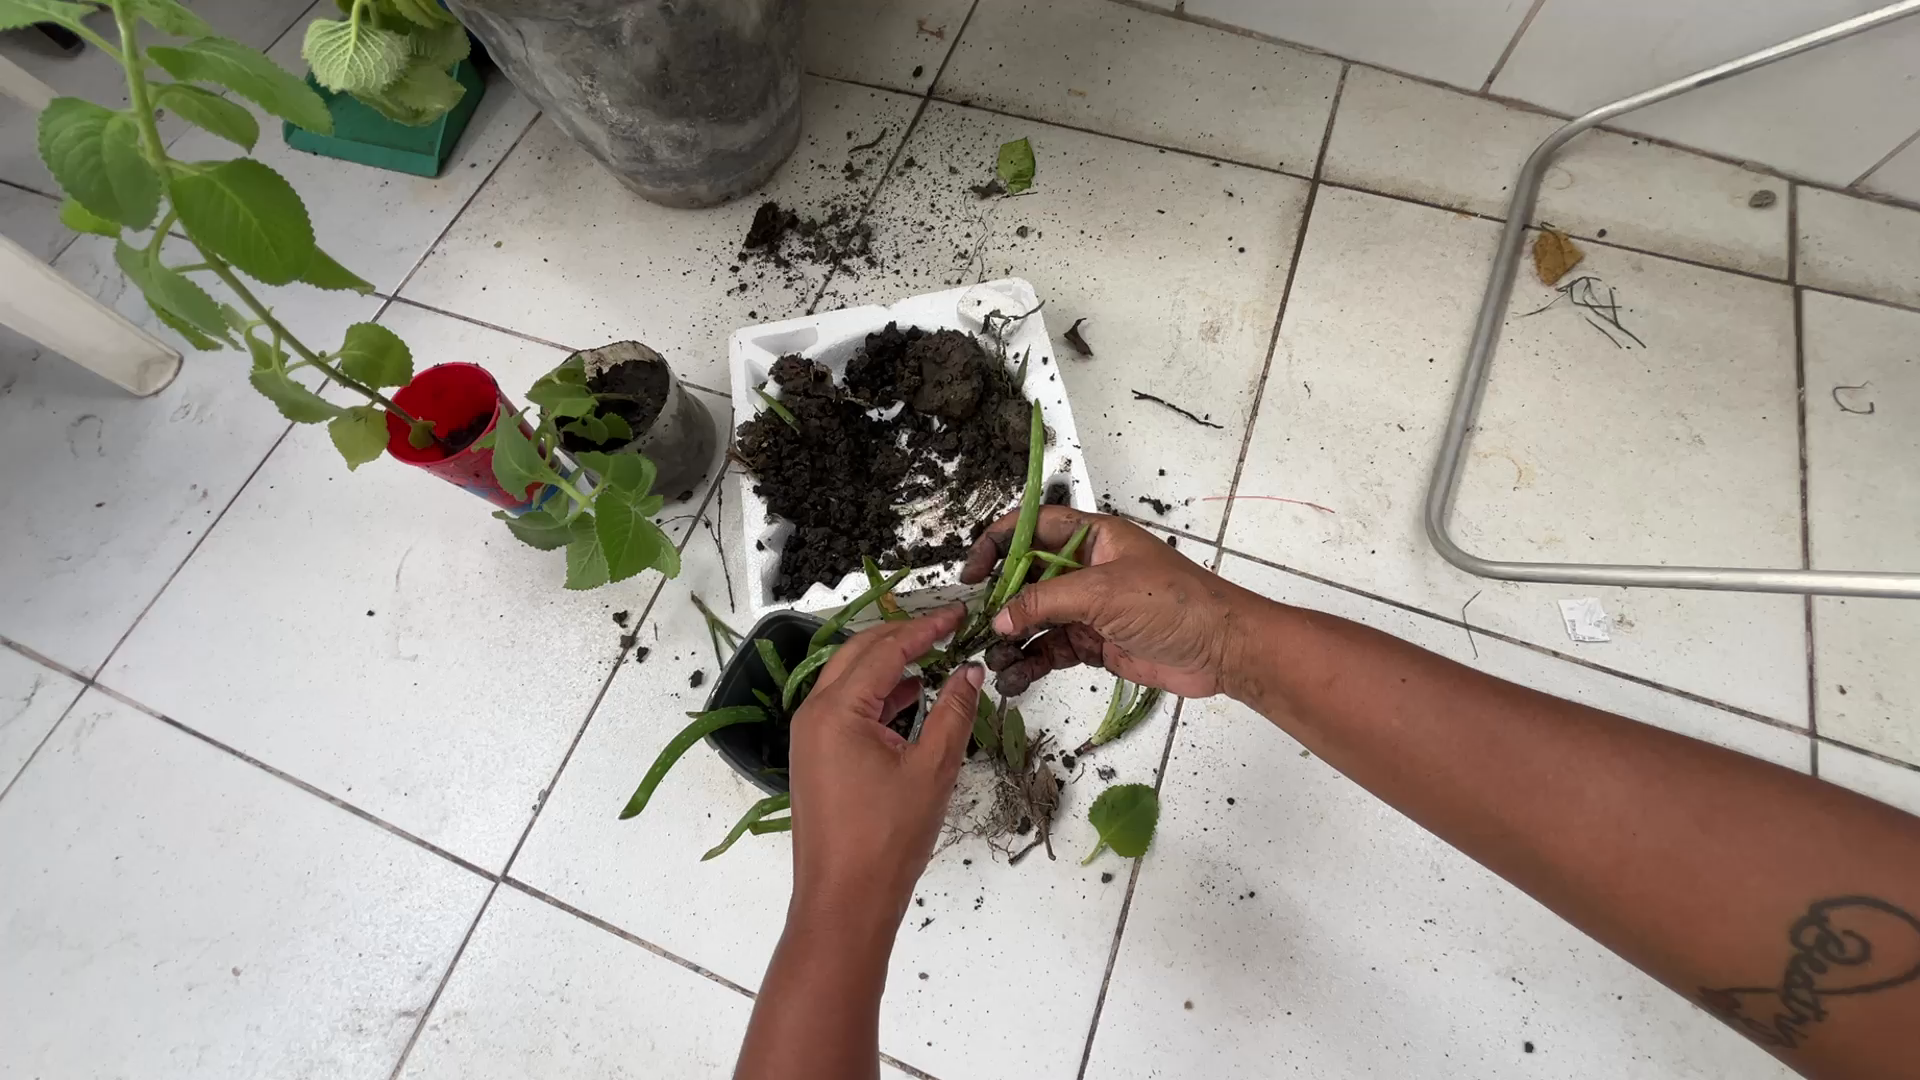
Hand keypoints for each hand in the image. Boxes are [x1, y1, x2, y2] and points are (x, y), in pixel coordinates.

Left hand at [787, 605, 983, 931]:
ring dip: (890, 662)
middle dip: (903, 636)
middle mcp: (814, 713)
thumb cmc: (887, 839)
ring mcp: (811, 735)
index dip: (925, 629)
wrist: (843, 905)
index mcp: (836, 710)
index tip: (958, 614)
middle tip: (946, 628)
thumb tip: (971, 670)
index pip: (886, 651)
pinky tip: (912, 694)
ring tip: (934, 654)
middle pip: (860, 654)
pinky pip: (848, 707)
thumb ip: (954, 712)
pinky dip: (880, 694)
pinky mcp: (816, 756)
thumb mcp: (932, 770)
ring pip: (851, 678)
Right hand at [960, 508, 1261, 697]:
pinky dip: (1032, 663)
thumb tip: (999, 619)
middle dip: (1002, 603)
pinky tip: (1016, 678)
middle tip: (979, 628)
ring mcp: (1089, 608)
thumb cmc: (1172, 603)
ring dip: (1014, 639)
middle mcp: (1085, 569)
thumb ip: (1046, 601)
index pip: (1032, 528)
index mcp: (1091, 538)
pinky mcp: (1094, 642)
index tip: (972, 573)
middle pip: (1027, 579)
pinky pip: (1052, 649)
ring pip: (1036, 619)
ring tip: (997, 661)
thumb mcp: (1103, 592)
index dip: (998, 545)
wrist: (1222, 651)